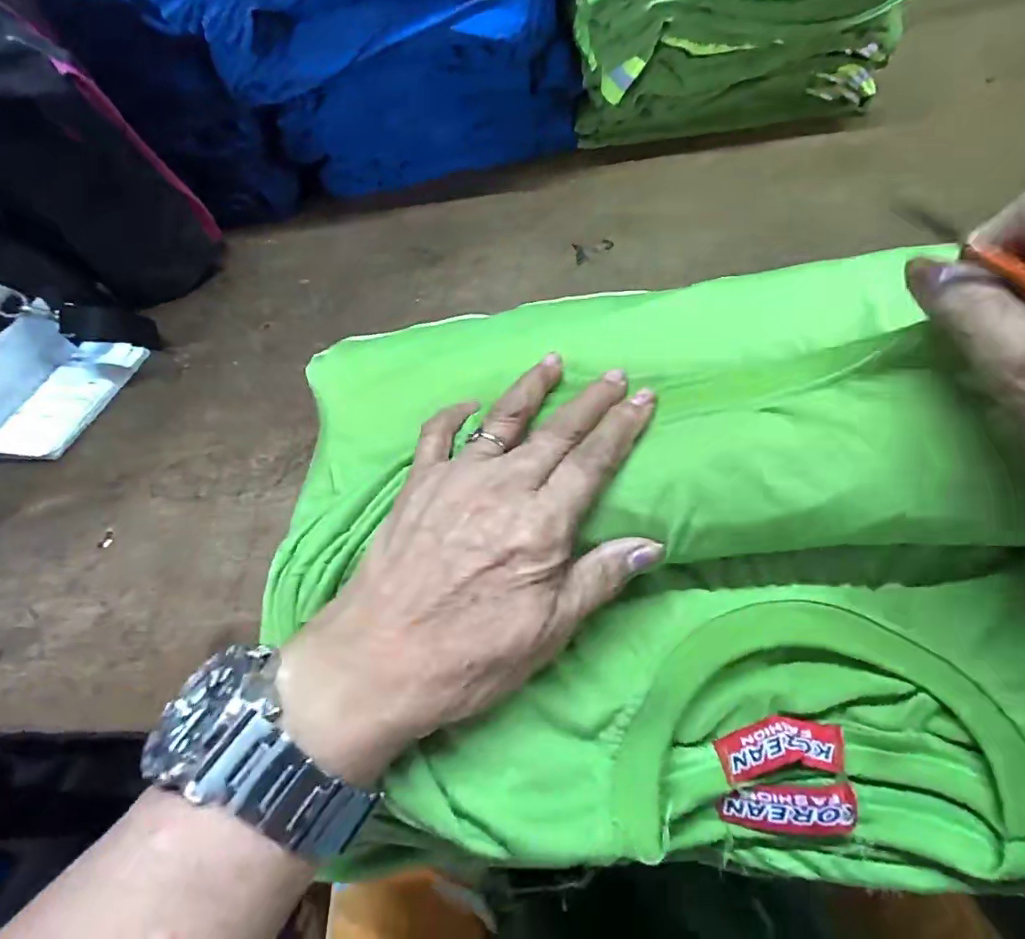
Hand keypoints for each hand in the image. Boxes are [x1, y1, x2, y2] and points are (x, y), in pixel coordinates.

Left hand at [273, 355, 661, 784]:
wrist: (373, 663)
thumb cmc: (471, 656)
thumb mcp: (548, 630)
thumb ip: (599, 579)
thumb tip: (651, 544)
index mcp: (540, 523)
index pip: (592, 461)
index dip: (621, 427)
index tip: (644, 397)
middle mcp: (502, 488)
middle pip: (556, 432)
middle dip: (590, 401)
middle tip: (614, 374)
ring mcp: (455, 480)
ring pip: (501, 420)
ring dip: (530, 388)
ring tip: (551, 362)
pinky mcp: (417, 486)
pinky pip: (437, 436)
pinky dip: (453, 415)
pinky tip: (468, 404)